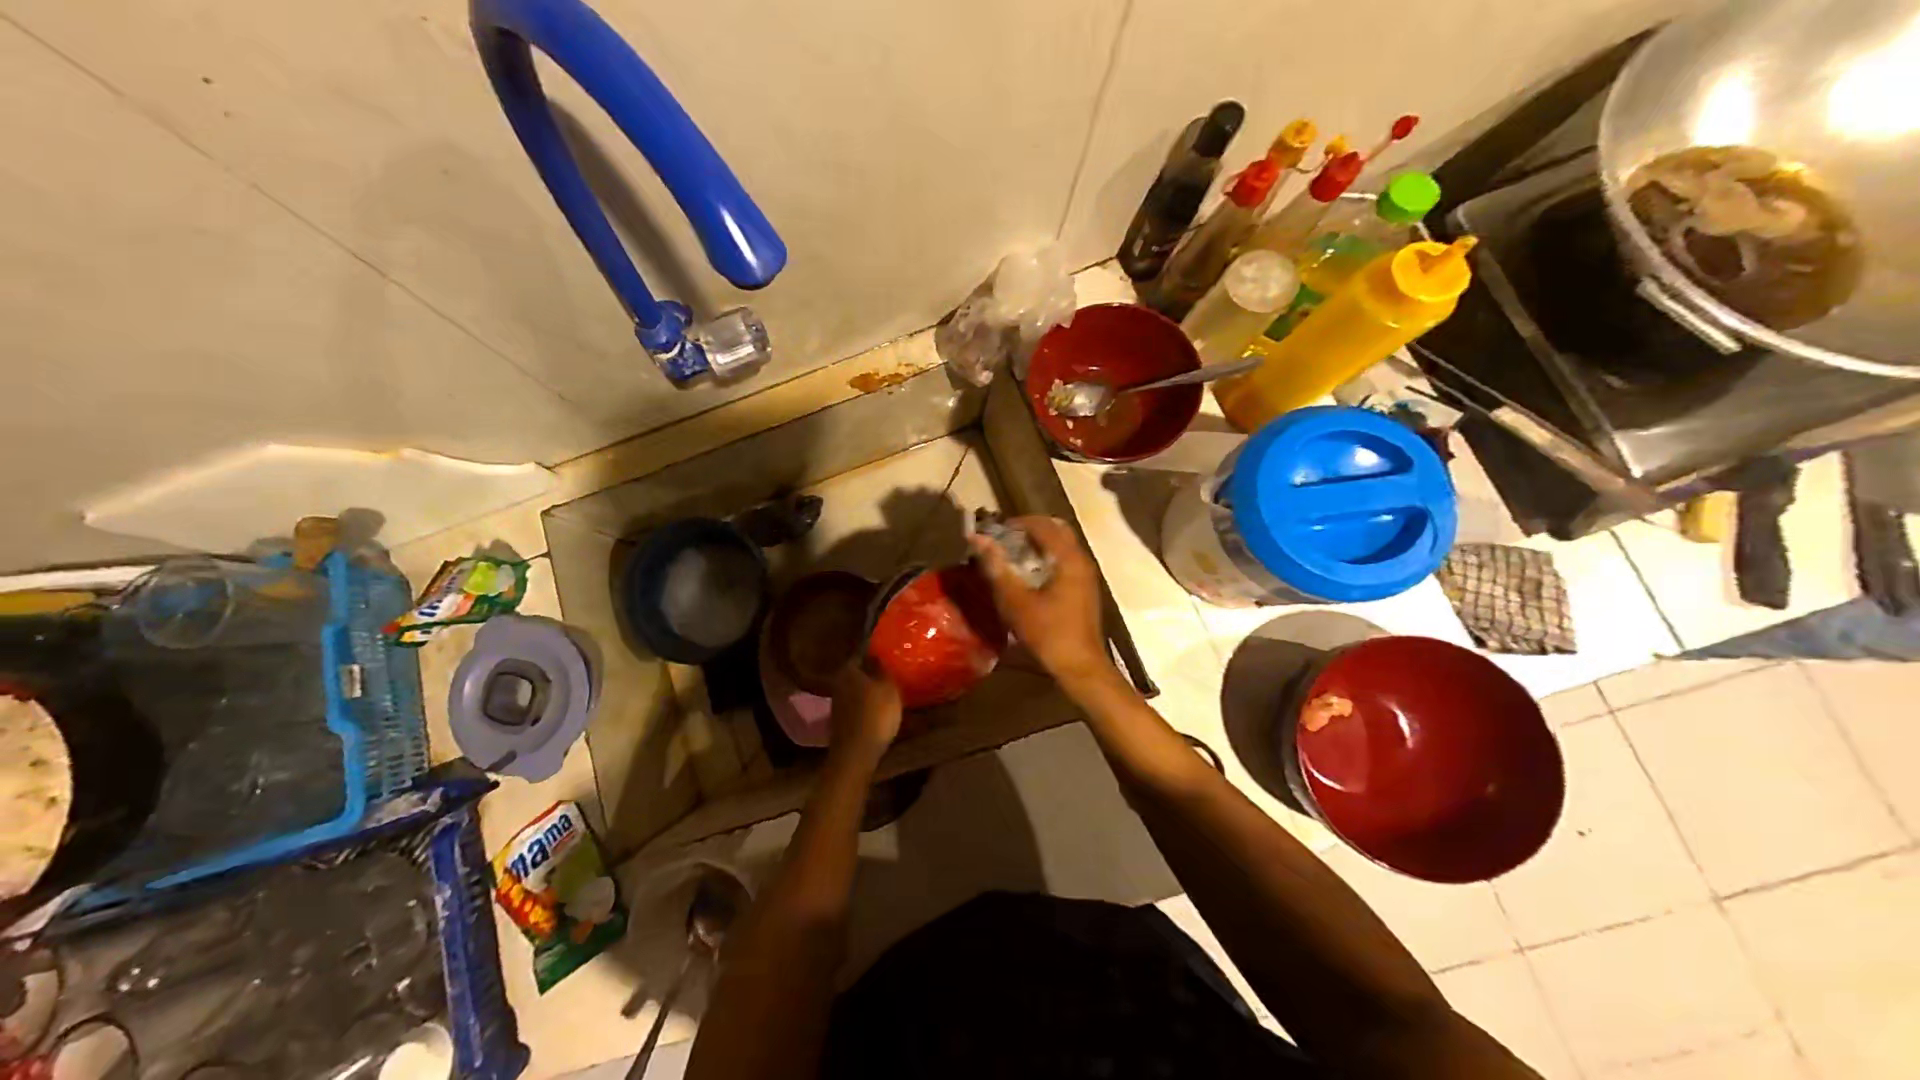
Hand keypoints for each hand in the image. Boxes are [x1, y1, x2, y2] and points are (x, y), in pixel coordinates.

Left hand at [828, 659, 901, 763]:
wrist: (855, 755)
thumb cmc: (876, 715)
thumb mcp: (889, 688)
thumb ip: (883, 669)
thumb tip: (877, 653)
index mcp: (848, 671)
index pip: (861, 653)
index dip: (874, 652)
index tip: (888, 653)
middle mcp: (838, 683)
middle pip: (857, 672)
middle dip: (872, 672)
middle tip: (892, 671)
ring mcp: (837, 704)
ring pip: (856, 689)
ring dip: (870, 689)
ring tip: (889, 690)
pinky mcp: (841, 721)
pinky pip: (857, 706)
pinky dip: (867, 705)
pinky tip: (879, 708)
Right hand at [968, 516, 1112, 688]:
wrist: (1080, 666)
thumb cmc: (1048, 633)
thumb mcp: (1016, 601)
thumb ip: (997, 567)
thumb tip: (978, 538)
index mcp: (1068, 559)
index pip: (1043, 524)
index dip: (1017, 523)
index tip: (995, 531)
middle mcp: (1081, 560)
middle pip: (1056, 530)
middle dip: (1029, 530)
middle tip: (1004, 541)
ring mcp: (1086, 575)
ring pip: (1062, 545)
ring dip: (1038, 544)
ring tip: (1012, 556)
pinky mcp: (1084, 588)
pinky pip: (1065, 560)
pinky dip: (1047, 558)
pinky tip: (1029, 576)